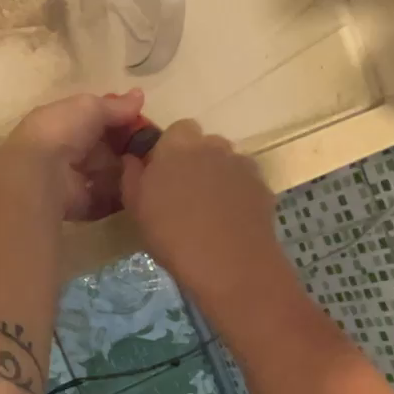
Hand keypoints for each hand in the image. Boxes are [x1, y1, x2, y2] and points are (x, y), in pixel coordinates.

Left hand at [0, 90, 145, 221]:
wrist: (39, 174)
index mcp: (61, 124)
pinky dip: (118, 197)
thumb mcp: (90, 107)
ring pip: (104, 176)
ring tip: (147, 169)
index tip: (142, 122)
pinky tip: (137, 189)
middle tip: (150, 148)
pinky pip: (103, 200)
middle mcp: (65, 152)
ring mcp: (70, 181)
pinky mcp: (77, 206)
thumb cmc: (62, 131)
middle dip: (124, 149)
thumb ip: (115, 106)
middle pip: (101, 150)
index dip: (118, 121)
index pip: (94, 121)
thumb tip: (139, 95)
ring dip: (124, 173)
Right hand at [119, 119, 283, 305]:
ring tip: (208, 209)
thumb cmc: (171, 235)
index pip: (176, 130)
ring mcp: (240, 164)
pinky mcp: (261, 184)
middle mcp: (212, 146)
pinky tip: (229, 219)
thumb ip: (132, 177)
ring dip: (217, 175)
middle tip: (183, 194)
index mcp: (176, 146)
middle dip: (195, 160)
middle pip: (204, 143)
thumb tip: (132, 158)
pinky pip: (244, 180)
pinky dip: (236, 192)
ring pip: (225, 161)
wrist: (228, 263)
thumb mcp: (136, 209)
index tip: (162, 174)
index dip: (169, 149)